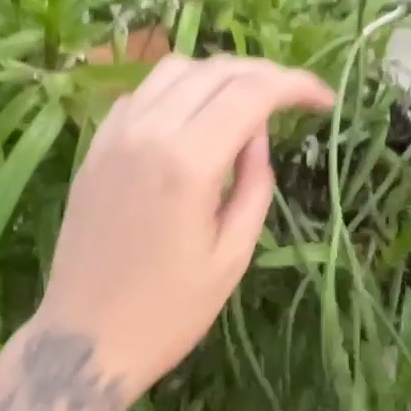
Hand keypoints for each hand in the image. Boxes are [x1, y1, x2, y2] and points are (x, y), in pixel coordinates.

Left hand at [35, 55, 334, 387]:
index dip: (295, 85)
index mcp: (187, 163)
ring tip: (244, 104)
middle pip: (212, 71)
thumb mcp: (231, 256)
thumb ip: (253, 186)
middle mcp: (147, 133)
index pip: (250, 93)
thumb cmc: (167, 314)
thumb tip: (257, 137)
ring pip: (171, 72)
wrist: (85, 338)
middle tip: (291, 98)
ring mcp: (113, 137)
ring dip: (216, 76)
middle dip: (261, 74)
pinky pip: (139, 96)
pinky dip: (173, 92)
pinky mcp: (93, 150)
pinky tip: (190, 120)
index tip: (324, 99)